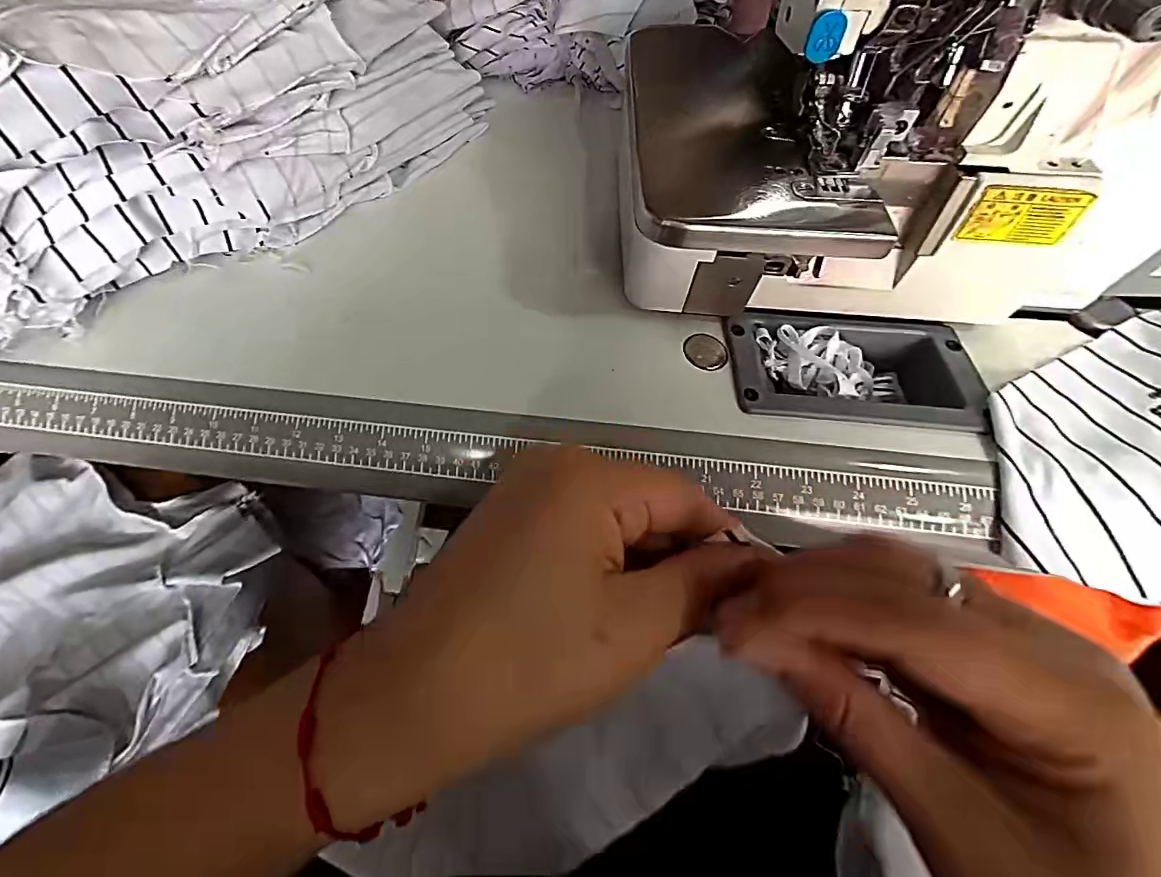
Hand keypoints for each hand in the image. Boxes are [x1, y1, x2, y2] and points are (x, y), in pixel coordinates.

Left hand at [314, 446, 756, 828]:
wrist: (412, 698)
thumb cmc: (529, 663)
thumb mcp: (635, 627)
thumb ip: (701, 583)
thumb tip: (748, 561)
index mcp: (588, 475)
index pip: (686, 496)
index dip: (722, 545)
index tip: (744, 598)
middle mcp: (556, 463)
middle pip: (648, 502)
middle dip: (679, 557)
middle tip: (699, 622)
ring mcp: (526, 487)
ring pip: (616, 517)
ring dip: (644, 564)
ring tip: (652, 624)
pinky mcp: (509, 516)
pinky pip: (579, 526)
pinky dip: (605, 562)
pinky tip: (605, 610)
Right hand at [714, 537, 1160, 876]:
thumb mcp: (956, 830)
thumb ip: (859, 720)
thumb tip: (764, 643)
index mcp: (1071, 699)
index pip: (918, 621)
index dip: (815, 610)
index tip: (736, 622)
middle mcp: (1062, 641)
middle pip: (915, 579)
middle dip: (814, 583)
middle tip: (736, 606)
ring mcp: (1044, 636)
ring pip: (916, 574)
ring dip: (832, 580)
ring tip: (763, 603)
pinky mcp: (1019, 646)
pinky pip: (928, 601)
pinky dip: (862, 600)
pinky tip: (819, 614)